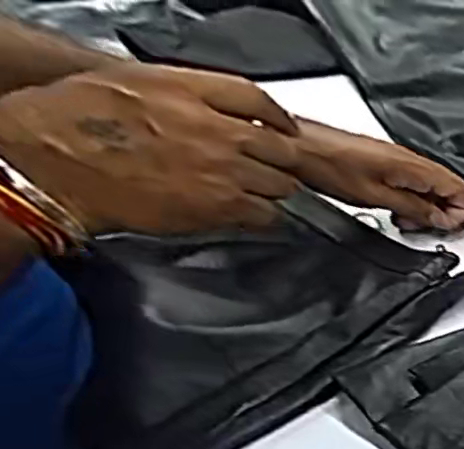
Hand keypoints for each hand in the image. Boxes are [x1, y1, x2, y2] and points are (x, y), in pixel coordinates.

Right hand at [0, 63, 300, 233]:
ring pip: (282, 183)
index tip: (284, 128)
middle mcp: (209, 128)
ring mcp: (224, 168)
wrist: (47, 167)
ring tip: (243, 188)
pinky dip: (260, 214)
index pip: (253, 96)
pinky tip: (239, 210)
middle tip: (264, 166)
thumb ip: (176, 97)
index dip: (277, 116)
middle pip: (281, 147)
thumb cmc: (66, 125)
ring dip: (270, 189)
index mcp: (177, 89)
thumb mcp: (119, 86)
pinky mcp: (229, 203)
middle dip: (278, 159)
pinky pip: (270, 213)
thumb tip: (215, 111)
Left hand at [293, 121, 463, 232]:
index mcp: (413, 167)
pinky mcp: (384, 161)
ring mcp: (397, 159)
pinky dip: (413, 200)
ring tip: (407, 219)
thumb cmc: (322, 163)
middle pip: (451, 189)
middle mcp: (409, 159)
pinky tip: (395, 207)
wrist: (288, 144)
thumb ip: (417, 209)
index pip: (461, 191)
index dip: (461, 214)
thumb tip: (442, 220)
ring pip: (434, 188)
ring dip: (428, 208)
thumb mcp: (377, 196)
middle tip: (428, 226)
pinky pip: (415, 183)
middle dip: (446, 213)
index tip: (448, 228)